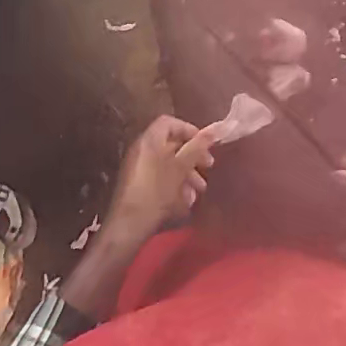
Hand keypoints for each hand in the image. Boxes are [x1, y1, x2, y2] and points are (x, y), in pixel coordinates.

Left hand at [103, 115, 222, 246]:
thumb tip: (215, 129)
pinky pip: (160, 176)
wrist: (130, 223)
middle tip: (208, 166)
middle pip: (171, 144)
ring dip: (187, 172)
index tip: (205, 144)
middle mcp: (142, 149)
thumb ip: (197, 147)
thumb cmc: (158, 191)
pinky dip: (175, 183)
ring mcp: (139, 167)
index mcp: (150, 140)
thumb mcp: (181, 168)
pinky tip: (186, 200)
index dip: (189, 130)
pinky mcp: (139, 183)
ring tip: (200, 189)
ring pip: (168, 162)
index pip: (170, 123)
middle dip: (193, 155)